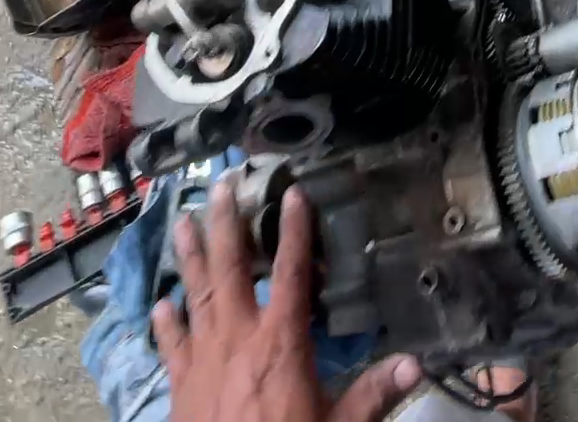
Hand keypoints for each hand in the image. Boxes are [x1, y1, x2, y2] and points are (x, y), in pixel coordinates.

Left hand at [152, 177, 421, 421]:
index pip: (291, 272)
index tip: (293, 192)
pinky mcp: (180, 386)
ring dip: (189, 256)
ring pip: (195, 294)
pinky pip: (171, 346)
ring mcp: (204, 359)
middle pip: (230, 269)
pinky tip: (160, 303)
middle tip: (220, 184)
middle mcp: (238, 338)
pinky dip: (165, 322)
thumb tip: (417, 363)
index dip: (295, 230)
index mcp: (280, 341)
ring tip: (182, 221)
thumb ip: (374, 394)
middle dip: (226, 224)